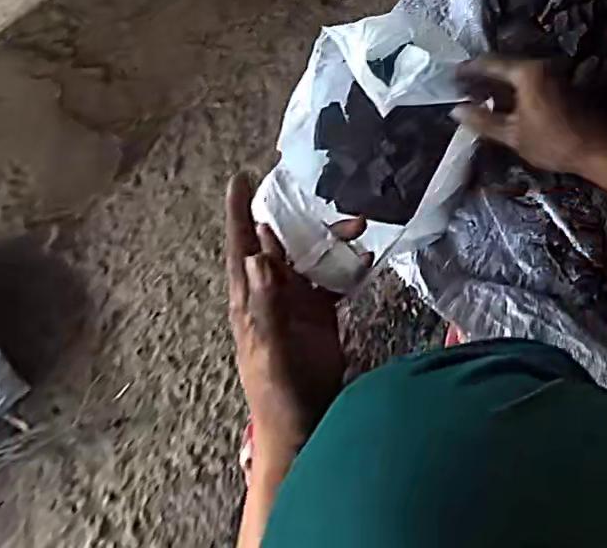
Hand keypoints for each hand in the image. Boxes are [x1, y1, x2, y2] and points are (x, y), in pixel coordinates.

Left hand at [225, 171, 344, 472]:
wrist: (306, 428)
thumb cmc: (280, 394)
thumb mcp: (271, 350)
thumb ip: (266, 305)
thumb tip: (257, 255)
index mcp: (251, 298)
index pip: (242, 246)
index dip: (240, 213)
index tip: (241, 178)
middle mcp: (272, 292)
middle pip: (280, 242)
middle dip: (296, 215)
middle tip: (318, 190)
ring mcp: (297, 301)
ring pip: (310, 255)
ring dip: (330, 237)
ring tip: (358, 223)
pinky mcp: (320, 313)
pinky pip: (333, 277)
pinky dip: (348, 263)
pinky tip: (366, 254)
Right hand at [453, 56, 606, 176]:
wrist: (599, 152)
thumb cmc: (554, 143)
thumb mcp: (513, 135)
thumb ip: (482, 121)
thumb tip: (456, 111)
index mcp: (526, 72)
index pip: (488, 63)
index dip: (467, 70)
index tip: (452, 77)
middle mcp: (540, 65)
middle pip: (503, 65)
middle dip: (481, 77)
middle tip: (463, 89)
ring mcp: (553, 73)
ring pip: (517, 73)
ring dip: (498, 83)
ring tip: (480, 97)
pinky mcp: (561, 84)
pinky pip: (530, 79)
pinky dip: (513, 88)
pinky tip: (504, 103)